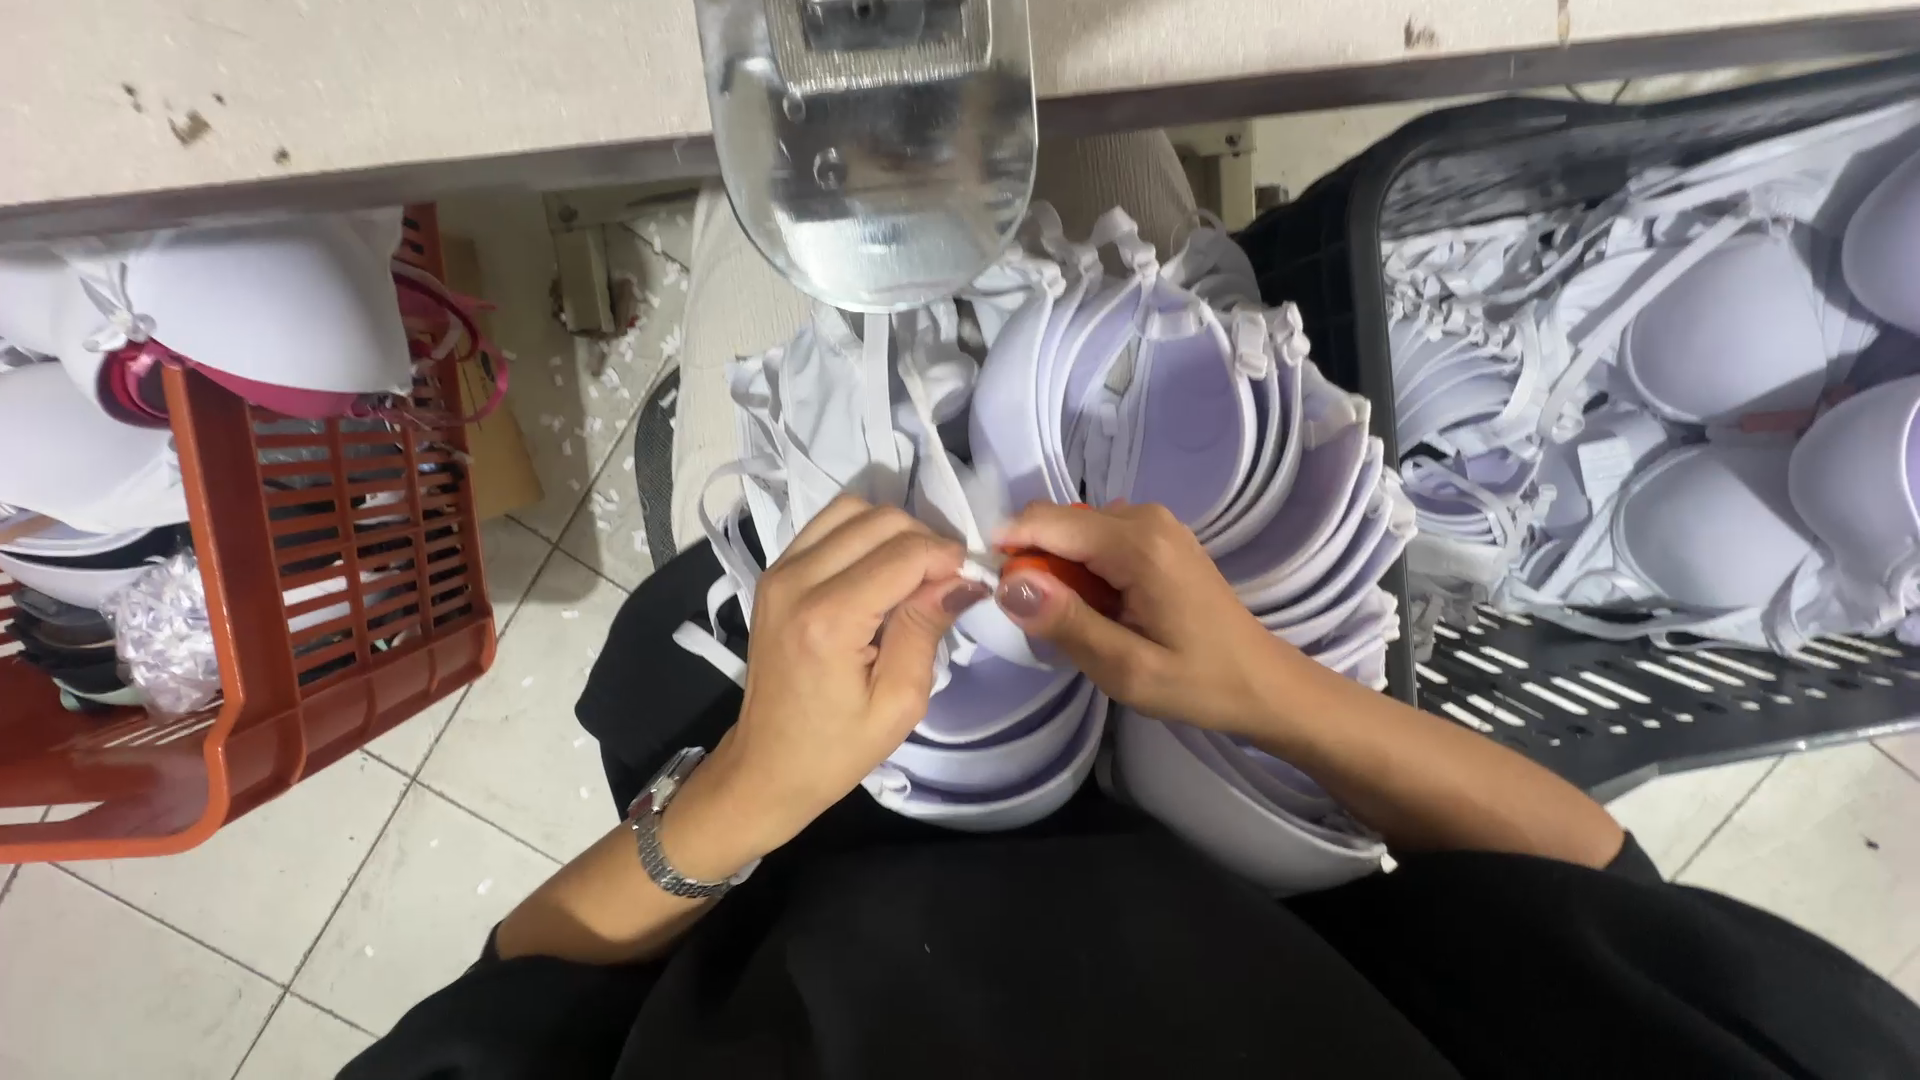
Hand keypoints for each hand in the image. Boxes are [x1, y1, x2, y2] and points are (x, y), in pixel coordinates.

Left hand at [664, 496, 981, 874]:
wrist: (766, 764)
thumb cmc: (836, 748)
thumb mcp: (900, 703)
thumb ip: (926, 629)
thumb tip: (962, 578)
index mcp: (828, 620)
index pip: (904, 553)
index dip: (947, 558)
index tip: (969, 581)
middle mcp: (796, 581)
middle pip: (879, 520)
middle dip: (924, 541)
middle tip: (944, 581)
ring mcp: (779, 571)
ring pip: (852, 509)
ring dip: (892, 532)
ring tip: (912, 573)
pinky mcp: (774, 572)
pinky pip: (827, 525)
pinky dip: (862, 534)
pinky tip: (878, 571)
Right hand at [992, 502, 1304, 736]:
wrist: (1262, 683)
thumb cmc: (1198, 683)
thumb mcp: (1125, 669)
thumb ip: (1065, 622)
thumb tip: (1007, 583)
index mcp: (1138, 544)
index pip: (1045, 522)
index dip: (1009, 549)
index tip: (992, 592)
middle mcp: (1144, 517)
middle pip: (1058, 522)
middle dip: (1034, 564)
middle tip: (1043, 623)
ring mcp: (1154, 522)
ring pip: (1073, 530)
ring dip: (1058, 569)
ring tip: (1076, 621)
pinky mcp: (1157, 535)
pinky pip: (1096, 539)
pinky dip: (1081, 569)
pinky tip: (1099, 608)